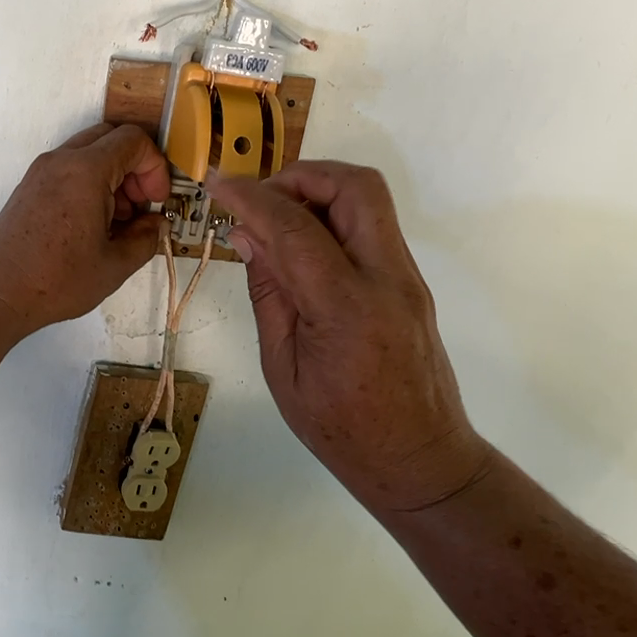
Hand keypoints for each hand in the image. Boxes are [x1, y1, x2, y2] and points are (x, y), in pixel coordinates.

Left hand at [0, 124, 170, 336]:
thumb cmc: (51, 280)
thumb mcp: (114, 265)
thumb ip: (146, 239)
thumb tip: (155, 226)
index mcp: (85, 171)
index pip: (133, 140)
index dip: (155, 167)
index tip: (156, 199)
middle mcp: (60, 162)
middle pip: (110, 138)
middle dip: (134, 167)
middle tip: (141, 206)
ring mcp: (40, 173)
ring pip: (88, 153)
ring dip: (112, 177)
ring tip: (118, 222)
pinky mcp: (29, 188)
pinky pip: (68, 170)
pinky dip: (89, 184)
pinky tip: (93, 225)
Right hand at [210, 162, 492, 511]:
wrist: (420, 460)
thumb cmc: (340, 429)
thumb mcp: (283, 367)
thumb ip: (269, 293)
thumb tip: (248, 235)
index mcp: (347, 308)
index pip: (295, 227)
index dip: (250, 198)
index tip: (216, 185)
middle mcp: (387, 279)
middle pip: (355, 187)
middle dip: (300, 176)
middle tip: (259, 201)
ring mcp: (407, 277)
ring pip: (369, 199)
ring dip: (317, 192)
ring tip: (275, 222)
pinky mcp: (410, 282)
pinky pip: (370, 226)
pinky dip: (331, 217)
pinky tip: (299, 247)